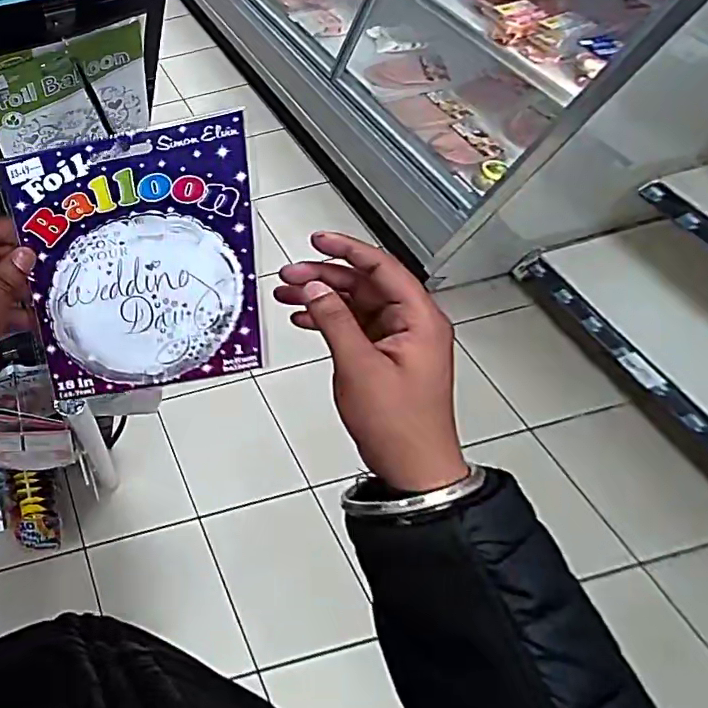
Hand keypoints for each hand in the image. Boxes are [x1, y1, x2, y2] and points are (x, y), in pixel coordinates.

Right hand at [272, 232, 466, 492]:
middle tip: (291, 273)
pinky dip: (327, 318)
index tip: (320, 241)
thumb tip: (315, 288)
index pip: (382, 268)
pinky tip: (304, 317)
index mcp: (419, 319)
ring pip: (354, 303)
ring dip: (322, 297)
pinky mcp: (383, 353)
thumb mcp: (359, 366)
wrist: (412, 466)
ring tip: (288, 292)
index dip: (348, 250)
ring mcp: (397, 339)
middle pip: (364, 284)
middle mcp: (411, 324)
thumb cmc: (401, 425)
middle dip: (325, 276)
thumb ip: (334, 321)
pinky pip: (352, 323)